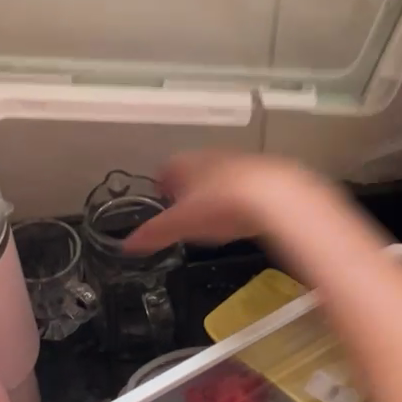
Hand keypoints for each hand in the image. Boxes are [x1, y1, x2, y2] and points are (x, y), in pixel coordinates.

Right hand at [124, 152, 327, 253]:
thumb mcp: (181, 224)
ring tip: (218, 215)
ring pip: (222, 174)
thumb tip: (126, 245)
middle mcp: (211, 156)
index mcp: (185, 163)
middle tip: (188, 210)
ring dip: (217, 190)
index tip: (163, 198)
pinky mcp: (267, 173)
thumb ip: (154, 233)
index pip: (165, 169)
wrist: (274, 196)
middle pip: (194, 169)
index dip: (162, 185)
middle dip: (190, 188)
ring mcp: (240, 161)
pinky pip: (248, 183)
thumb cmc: (219, 205)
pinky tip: (247, 215)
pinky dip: (243, 196)